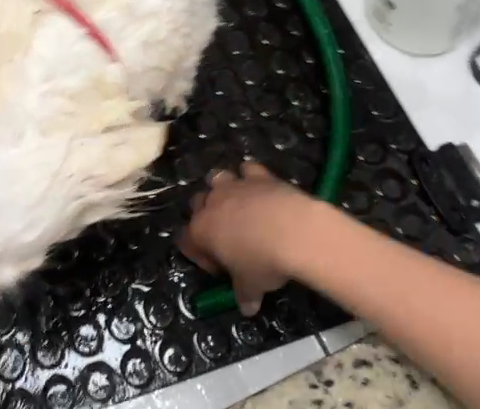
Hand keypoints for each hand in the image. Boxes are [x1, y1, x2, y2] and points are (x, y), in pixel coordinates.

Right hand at [178, 162, 318, 315]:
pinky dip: (250, 177)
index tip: (220, 270)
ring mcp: (234, 185)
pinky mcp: (257, 175)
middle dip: (206, 217)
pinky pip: (247, 170)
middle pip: (196, 204)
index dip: (200, 256)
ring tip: (237, 207)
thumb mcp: (251, 286)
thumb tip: (247, 309)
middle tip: (226, 238)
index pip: (186, 240)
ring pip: (216, 178)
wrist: (293, 231)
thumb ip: (245, 295)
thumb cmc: (263, 262)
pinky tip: (260, 189)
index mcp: (201, 231)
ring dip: (222, 190)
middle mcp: (211, 203)